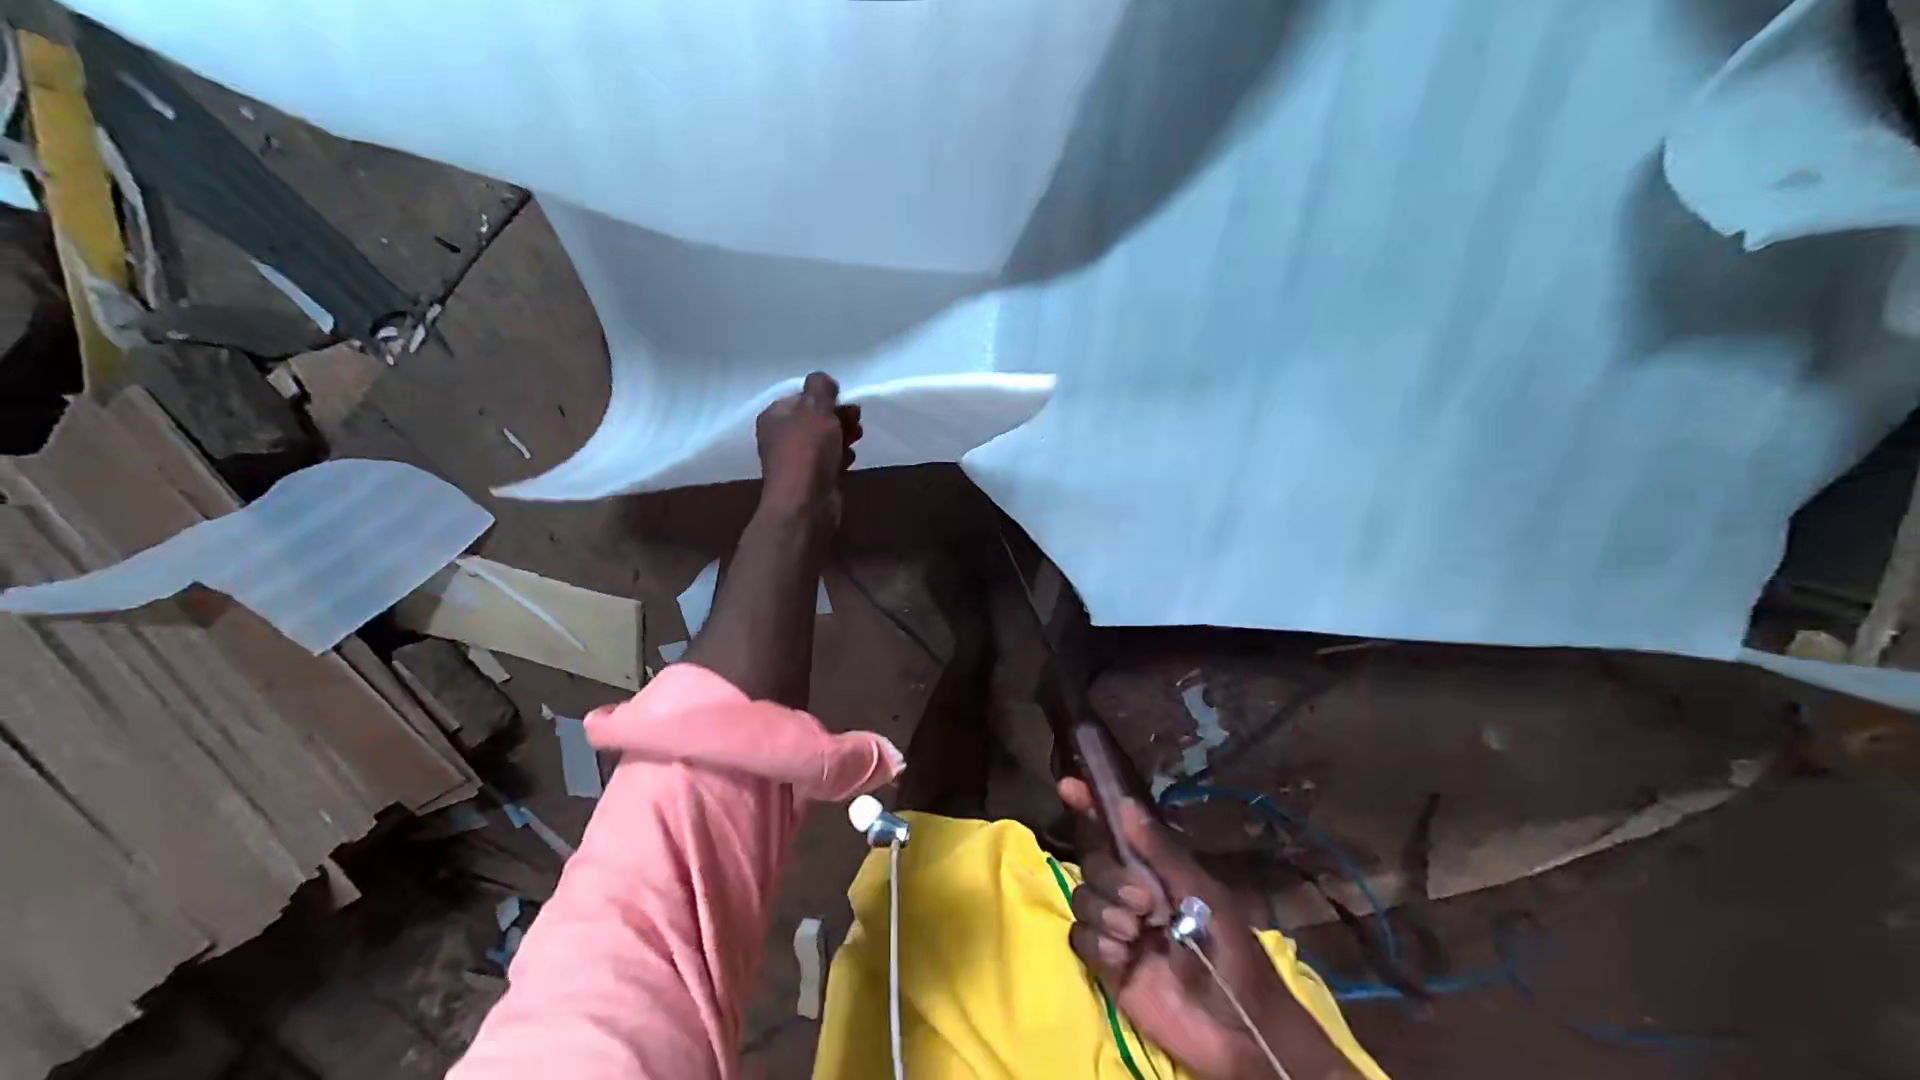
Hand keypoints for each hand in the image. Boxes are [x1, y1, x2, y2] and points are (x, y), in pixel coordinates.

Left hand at [755, 372, 860, 520]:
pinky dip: (840, 457)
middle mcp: (781, 437)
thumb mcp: (814, 407)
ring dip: (842, 435)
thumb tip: (823, 381)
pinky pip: (829, 461)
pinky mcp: (811, 479)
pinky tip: (849, 458)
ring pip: (824, 440)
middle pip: (814, 418)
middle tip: (856, 418)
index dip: (824, 396)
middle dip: (838, 415)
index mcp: (774, 416)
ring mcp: (796, 461)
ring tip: (857, 436)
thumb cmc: (807, 450)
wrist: (806, 502)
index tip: (843, 399)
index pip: (801, 397)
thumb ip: (820, 387)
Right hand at [1061, 779, 1359, 1079]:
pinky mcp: (1108, 965)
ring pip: (1083, 898)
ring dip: (1105, 912)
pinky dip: (1098, 943)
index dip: (1090, 805)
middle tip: (1145, 906)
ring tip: (1135, 936)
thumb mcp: (1204, 896)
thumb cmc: (1232, 954)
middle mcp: (1132, 892)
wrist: (1239, 1030)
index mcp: (1156, 870)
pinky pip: (1080, 938)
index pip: (1116, 829)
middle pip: (1093, 864)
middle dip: (1111, 879)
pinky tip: (1124, 958)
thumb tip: (1125, 805)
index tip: (1068, 786)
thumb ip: (1162, 853)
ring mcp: (1118, 928)